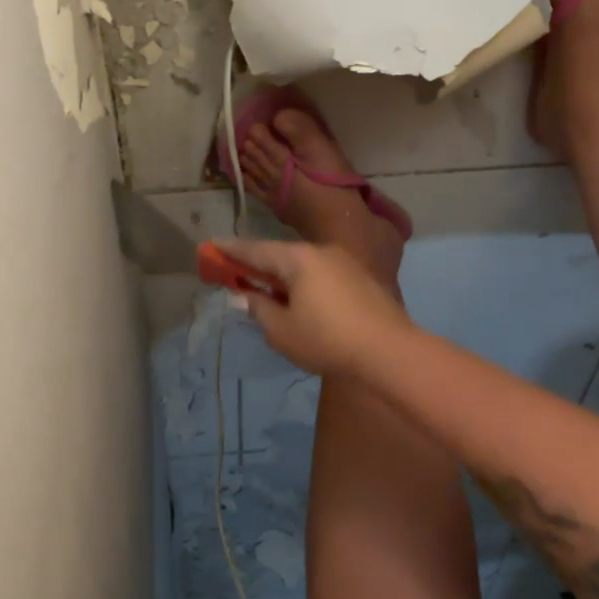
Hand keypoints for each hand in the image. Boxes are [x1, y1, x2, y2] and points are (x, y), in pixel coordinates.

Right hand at [214, 240, 411, 376]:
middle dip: (257, 265)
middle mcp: (322, 252)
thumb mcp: (281, 330)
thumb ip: (259, 309)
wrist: (388, 351)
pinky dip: (303, 285)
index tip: (210, 247)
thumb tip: (247, 296)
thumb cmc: (327, 339)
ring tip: (265, 293)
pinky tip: (298, 302)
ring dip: (281, 277)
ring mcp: (345, 264)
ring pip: (303, 266)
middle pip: (280, 255)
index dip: (230, 251)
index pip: (255, 250)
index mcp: (298, 258)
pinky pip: (321, 276)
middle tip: (235, 273)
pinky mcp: (361, 281)